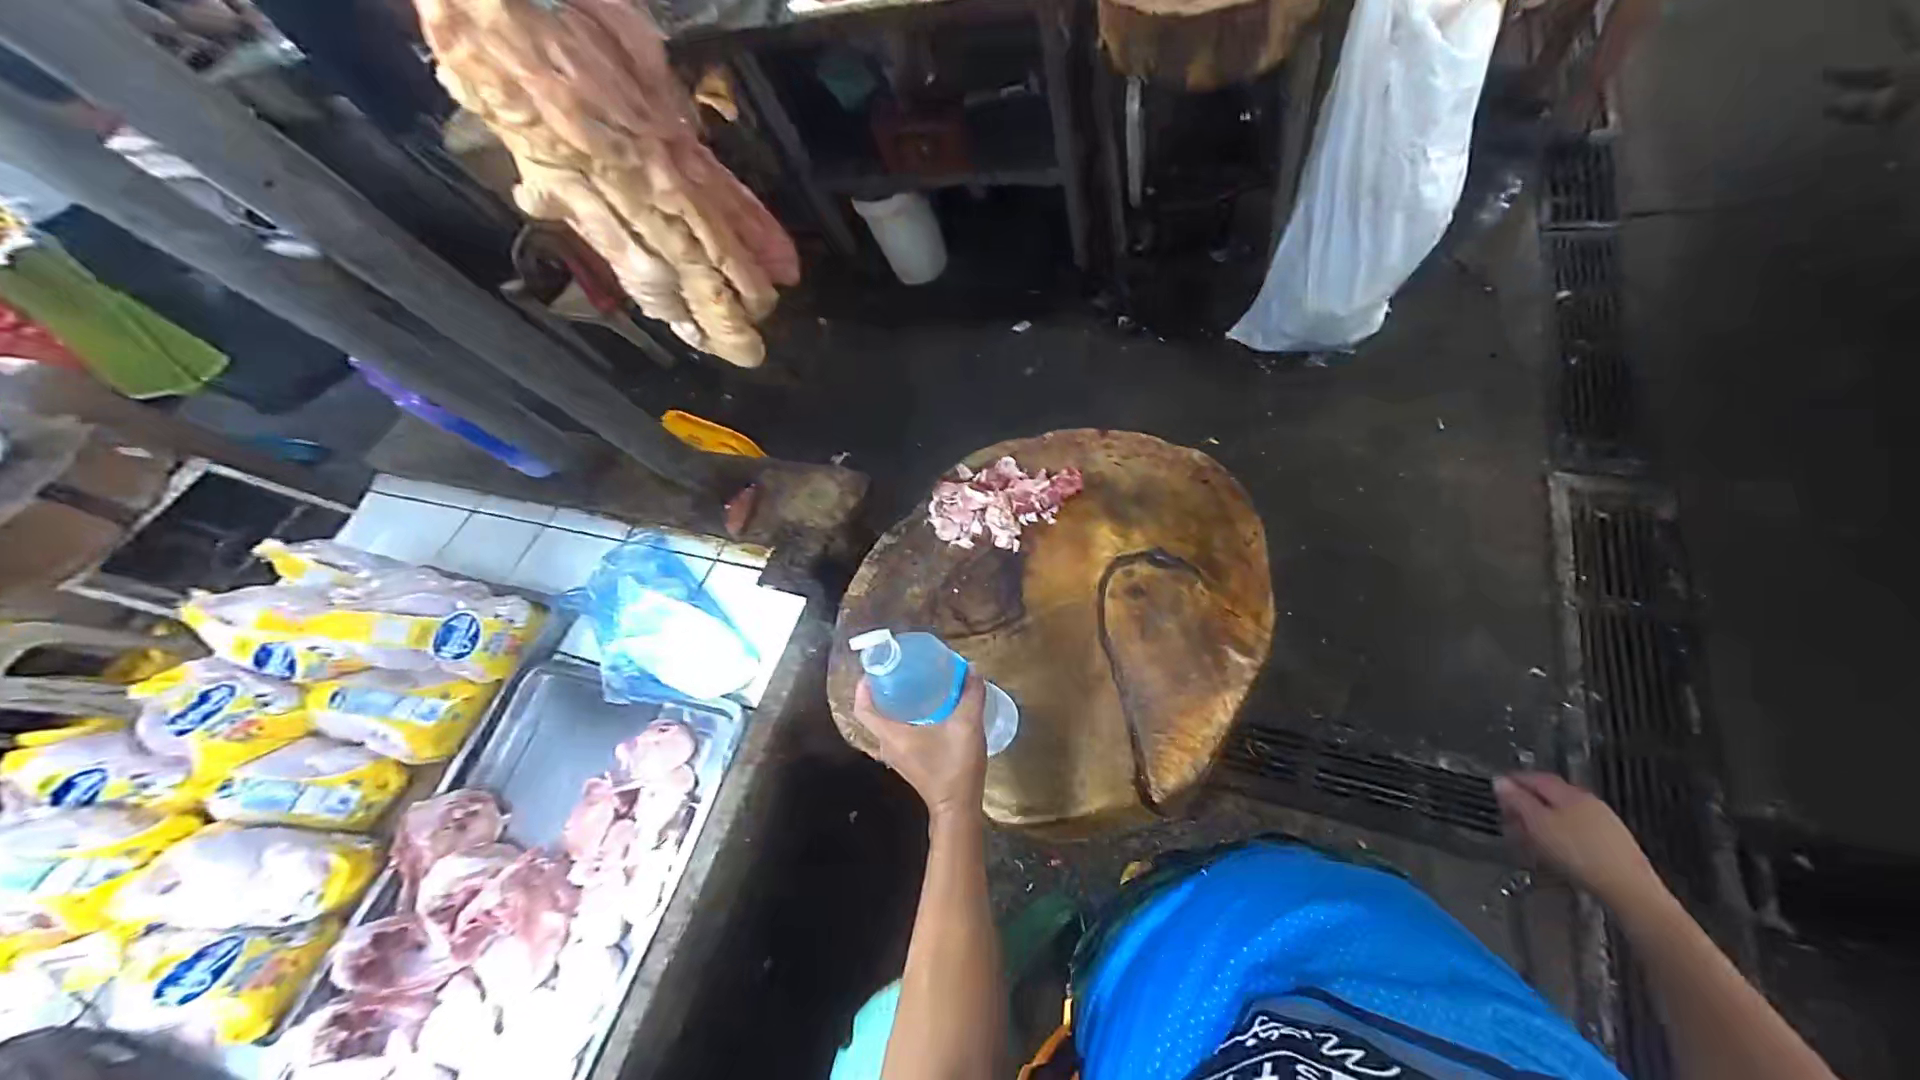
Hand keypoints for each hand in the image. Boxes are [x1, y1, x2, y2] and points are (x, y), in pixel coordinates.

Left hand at [852, 674, 987, 823]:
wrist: (958, 808)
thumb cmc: (955, 767)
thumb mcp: (967, 726)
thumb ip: (971, 696)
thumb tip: (972, 668)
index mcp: (892, 736)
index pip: (862, 709)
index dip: (863, 688)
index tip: (873, 670)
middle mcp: (888, 746)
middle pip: (874, 714)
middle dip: (882, 691)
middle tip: (899, 671)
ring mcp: (897, 756)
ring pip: (887, 724)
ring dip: (895, 705)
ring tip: (913, 685)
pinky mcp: (908, 762)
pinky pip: (898, 734)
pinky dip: (905, 718)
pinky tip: (926, 709)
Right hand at [1495, 772, 1664, 908]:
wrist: (1629, 891)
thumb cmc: (1583, 855)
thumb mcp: (1536, 823)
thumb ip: (1516, 800)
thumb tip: (1501, 782)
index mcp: (1571, 794)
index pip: (1535, 777)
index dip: (1513, 781)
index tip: (1498, 788)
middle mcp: (1591, 805)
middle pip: (1550, 797)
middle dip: (1527, 804)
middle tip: (1509, 814)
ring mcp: (1606, 826)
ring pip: (1564, 816)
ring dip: (1542, 823)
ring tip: (1528, 837)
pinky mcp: (1613, 847)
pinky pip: (1578, 834)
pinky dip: (1560, 838)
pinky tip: (1554, 852)